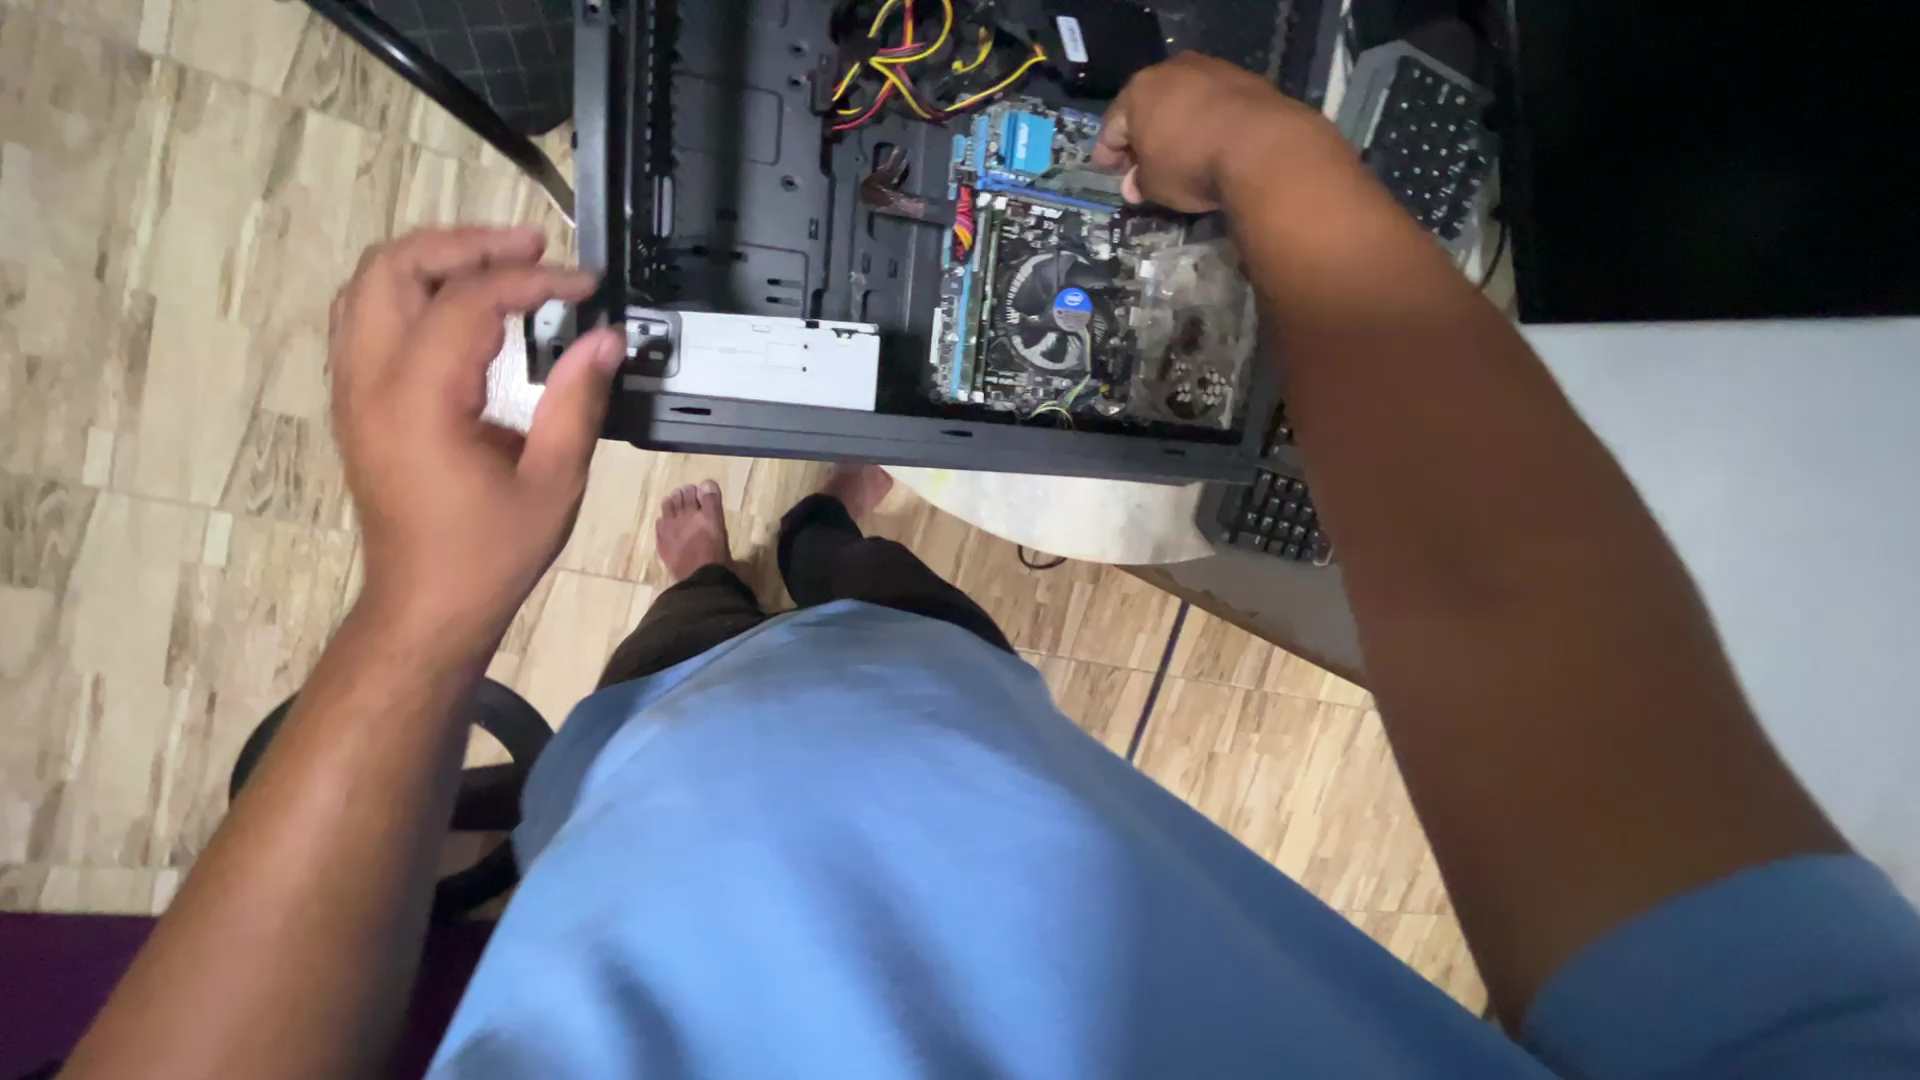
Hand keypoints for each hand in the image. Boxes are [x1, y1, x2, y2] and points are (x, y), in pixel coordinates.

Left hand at [329, 226, 626, 650]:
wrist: (428, 603)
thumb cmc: (493, 550)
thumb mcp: (554, 479)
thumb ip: (578, 401)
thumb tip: (607, 338)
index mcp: (419, 400)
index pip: (468, 302)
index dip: (532, 281)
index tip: (585, 285)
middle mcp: (369, 381)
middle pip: (394, 268)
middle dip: (467, 245)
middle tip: (533, 246)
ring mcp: (353, 389)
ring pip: (371, 285)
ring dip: (435, 261)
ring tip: (501, 263)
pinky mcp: (358, 402)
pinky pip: (369, 317)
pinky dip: (415, 292)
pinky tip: (463, 307)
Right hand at [1092, 52, 1339, 210]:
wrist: (1259, 147)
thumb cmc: (1190, 164)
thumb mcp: (1154, 184)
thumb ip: (1139, 181)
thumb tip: (1133, 185)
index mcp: (1138, 92)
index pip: (1112, 126)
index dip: (1107, 154)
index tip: (1107, 172)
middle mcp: (1171, 71)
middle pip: (1147, 109)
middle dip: (1141, 139)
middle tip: (1139, 167)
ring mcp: (1209, 70)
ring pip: (1180, 103)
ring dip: (1173, 129)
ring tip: (1174, 157)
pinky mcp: (1242, 79)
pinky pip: (1210, 106)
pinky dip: (1202, 124)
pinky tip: (1204, 145)